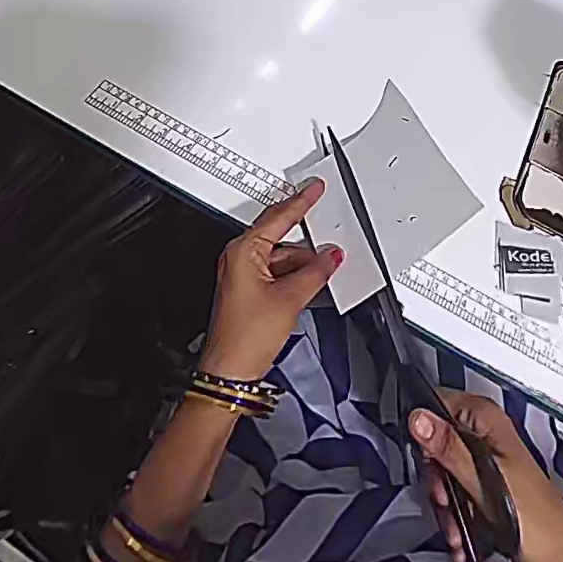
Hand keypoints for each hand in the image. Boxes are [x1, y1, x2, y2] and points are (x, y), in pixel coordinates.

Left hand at [199, 179, 341, 381]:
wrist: (231, 373)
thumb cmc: (245, 338)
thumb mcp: (291, 298)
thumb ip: (316, 271)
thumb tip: (331, 256)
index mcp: (244, 251)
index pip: (279, 216)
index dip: (301, 201)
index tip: (314, 188)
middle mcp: (240, 258)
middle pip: (281, 235)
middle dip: (307, 238)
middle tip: (328, 231)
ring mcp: (244, 274)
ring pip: (282, 255)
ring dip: (304, 261)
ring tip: (326, 266)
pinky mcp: (249, 289)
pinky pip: (278, 271)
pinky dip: (296, 274)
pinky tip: (313, 280)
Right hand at [411, 393, 562, 561]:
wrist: (557, 555)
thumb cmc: (534, 518)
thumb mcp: (482, 480)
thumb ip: (448, 446)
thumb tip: (420, 418)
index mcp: (487, 418)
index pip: (438, 404)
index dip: (424, 432)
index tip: (425, 458)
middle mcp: (486, 431)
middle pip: (438, 441)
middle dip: (436, 477)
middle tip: (444, 496)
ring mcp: (486, 456)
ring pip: (444, 468)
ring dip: (444, 500)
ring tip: (455, 520)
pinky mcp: (485, 480)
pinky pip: (455, 487)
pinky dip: (454, 509)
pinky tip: (460, 530)